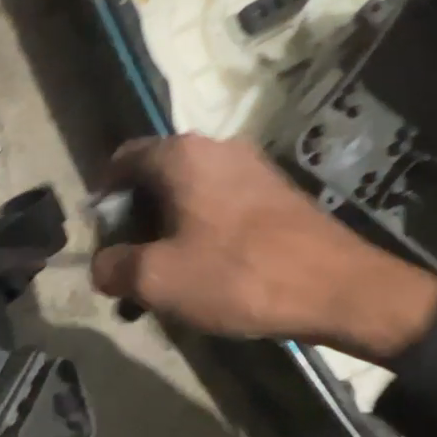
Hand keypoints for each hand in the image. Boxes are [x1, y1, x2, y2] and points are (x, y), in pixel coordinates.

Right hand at [91, 134, 436, 362]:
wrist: (335, 288)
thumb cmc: (236, 276)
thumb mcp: (156, 280)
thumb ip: (113, 268)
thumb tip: (102, 266)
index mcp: (180, 156)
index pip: (122, 160)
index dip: (103, 200)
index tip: (101, 241)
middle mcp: (215, 148)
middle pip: (155, 179)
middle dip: (135, 224)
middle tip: (131, 269)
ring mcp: (251, 169)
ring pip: (189, 197)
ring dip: (168, 234)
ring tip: (166, 281)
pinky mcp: (275, 195)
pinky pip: (220, 208)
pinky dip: (201, 235)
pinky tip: (206, 276)